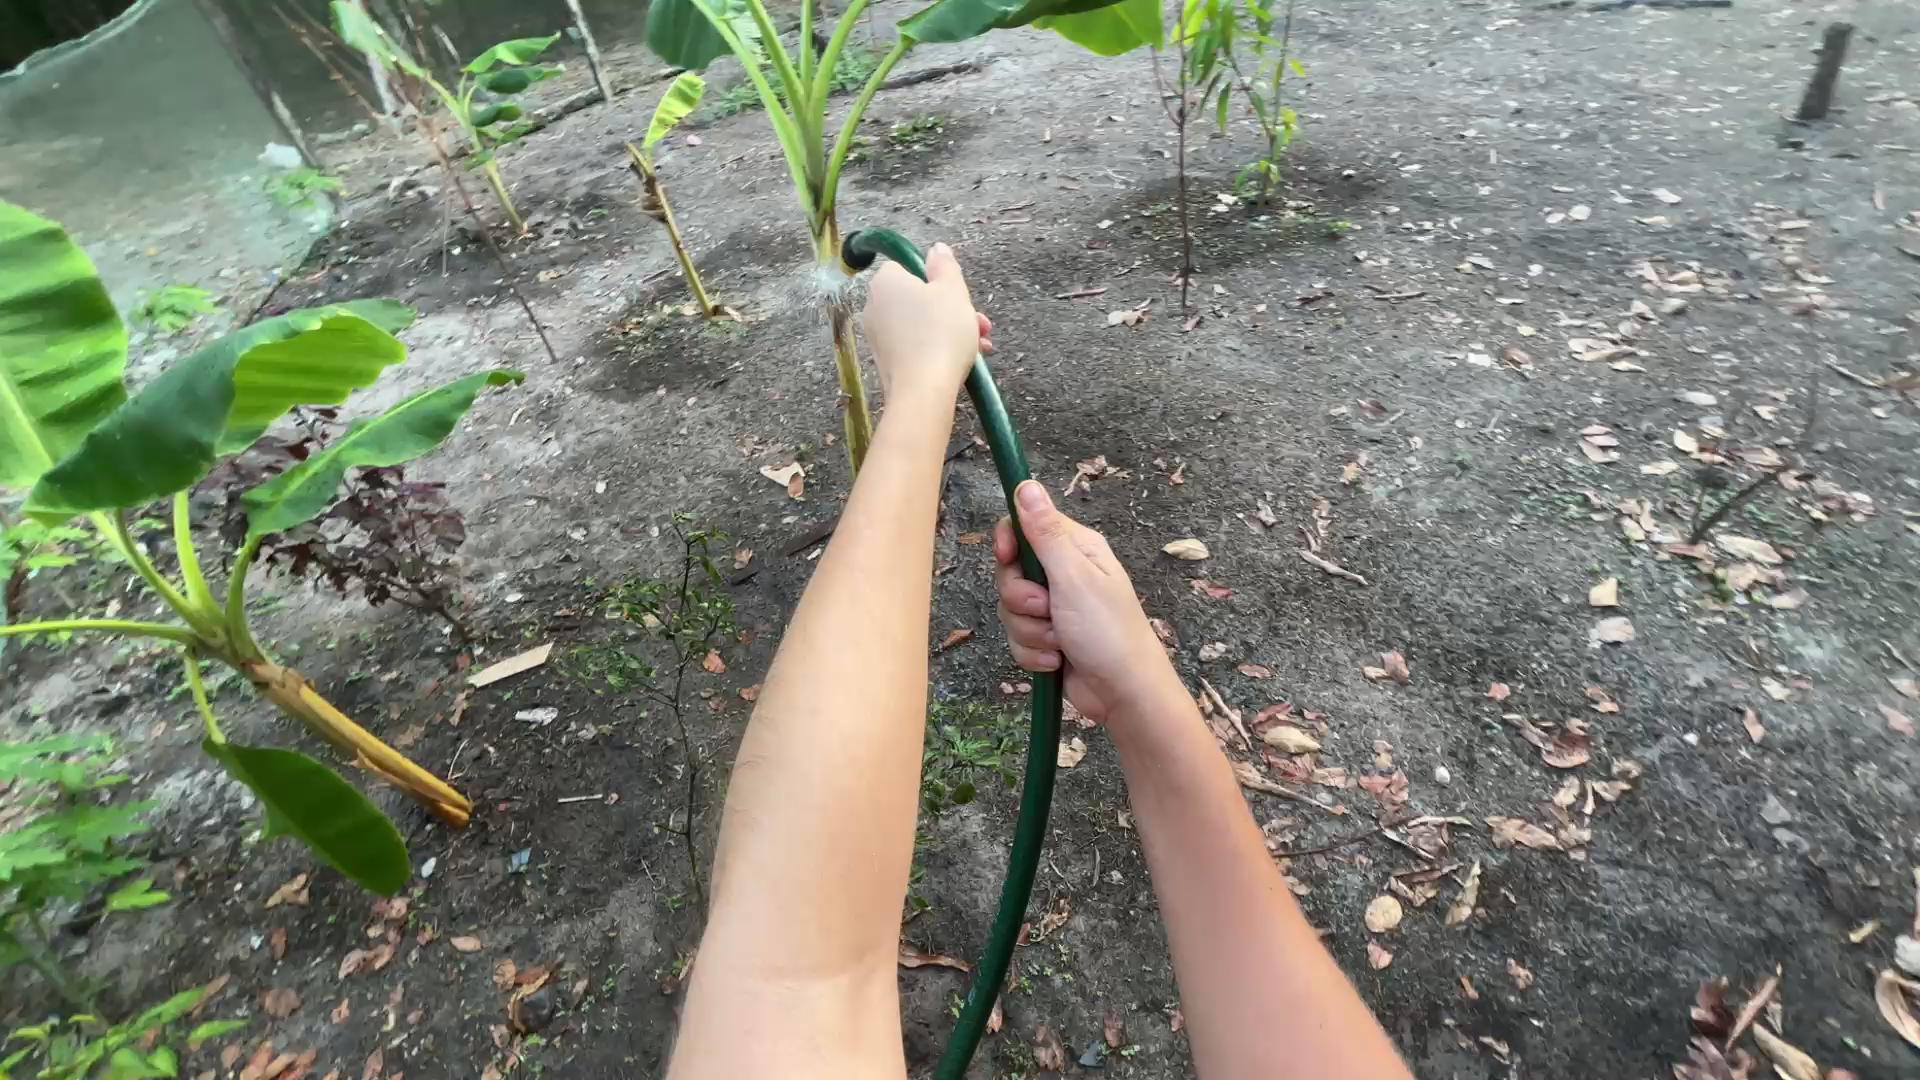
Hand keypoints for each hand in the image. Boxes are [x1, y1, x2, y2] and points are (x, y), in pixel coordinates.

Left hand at [861, 243, 991, 407]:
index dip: (935, 279)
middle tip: (978, 323)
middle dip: (952, 310)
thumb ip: (945, 265)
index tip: (957, 294)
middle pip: (918, 298)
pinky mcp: (887, 363)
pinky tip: (966, 361)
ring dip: (952, 331)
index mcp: (885, 282)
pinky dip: (938, 350)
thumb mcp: (952, 291)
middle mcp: (874, 307)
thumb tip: (936, 249)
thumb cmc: (940, 334)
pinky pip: (916, 347)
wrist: (924, 391)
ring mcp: (878, 338)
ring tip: (980, 345)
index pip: (908, 268)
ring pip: (921, 325)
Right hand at [994, 481, 1180, 727]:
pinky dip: (1034, 653)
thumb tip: (1026, 484)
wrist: (1124, 693)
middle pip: (1010, 572)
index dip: (1008, 542)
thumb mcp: (1074, 576)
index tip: (1006, 557)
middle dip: (1021, 598)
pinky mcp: (1047, 638)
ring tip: (1059, 641)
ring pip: (1011, 610)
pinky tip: (1057, 660)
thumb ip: (1045, 532)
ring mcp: (1054, 608)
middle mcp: (1063, 574)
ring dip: (1030, 631)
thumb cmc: (1107, 630)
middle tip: (1046, 609)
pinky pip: (1018, 639)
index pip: (1024, 527)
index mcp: (1074, 548)